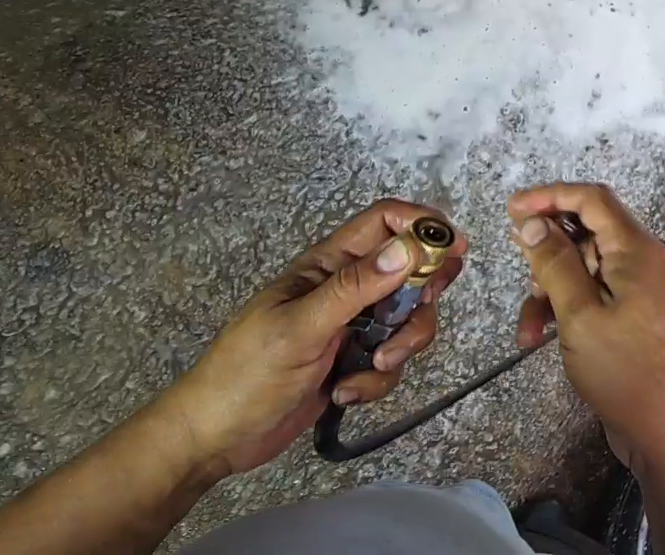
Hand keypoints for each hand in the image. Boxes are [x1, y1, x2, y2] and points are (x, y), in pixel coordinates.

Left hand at [155, 200, 466, 476]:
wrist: (211, 443)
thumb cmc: (245, 374)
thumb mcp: (300, 328)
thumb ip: (356, 287)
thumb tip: (409, 247)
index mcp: (328, 265)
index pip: (384, 221)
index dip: (421, 225)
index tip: (453, 248)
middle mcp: (347, 288)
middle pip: (410, 268)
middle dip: (423, 292)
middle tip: (423, 308)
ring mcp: (353, 325)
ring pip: (409, 317)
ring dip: (403, 344)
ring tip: (373, 368)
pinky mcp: (355, 361)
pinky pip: (392, 358)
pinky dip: (379, 379)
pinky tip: (346, 393)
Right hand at [508, 183, 664, 472]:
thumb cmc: (625, 368)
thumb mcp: (579, 314)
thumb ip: (555, 263)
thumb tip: (533, 220)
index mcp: (635, 248)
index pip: (592, 199)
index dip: (550, 195)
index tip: (511, 208)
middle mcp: (642, 259)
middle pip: (587, 232)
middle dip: (548, 251)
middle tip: (519, 271)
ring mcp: (641, 287)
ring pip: (585, 267)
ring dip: (551, 289)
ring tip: (527, 326)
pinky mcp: (635, 314)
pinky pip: (595, 294)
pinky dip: (567, 308)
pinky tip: (538, 337)